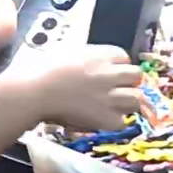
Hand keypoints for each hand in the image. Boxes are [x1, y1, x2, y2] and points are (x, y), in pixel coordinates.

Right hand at [0, 44, 142, 131]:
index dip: (118, 66)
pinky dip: (115, 122)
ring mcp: (109, 97)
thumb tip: (85, 61)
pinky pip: (122, 121)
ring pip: (136, 98)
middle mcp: (109, 74)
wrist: (36, 93)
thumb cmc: (40, 71)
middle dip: (129, 82)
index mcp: (98, 56)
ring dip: (128, 101)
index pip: (124, 56)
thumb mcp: (63, 51)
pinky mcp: (105, 117)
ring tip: (116, 106)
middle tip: (119, 89)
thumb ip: (80, 55)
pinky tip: (104, 119)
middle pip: (136, 75)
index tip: (111, 72)